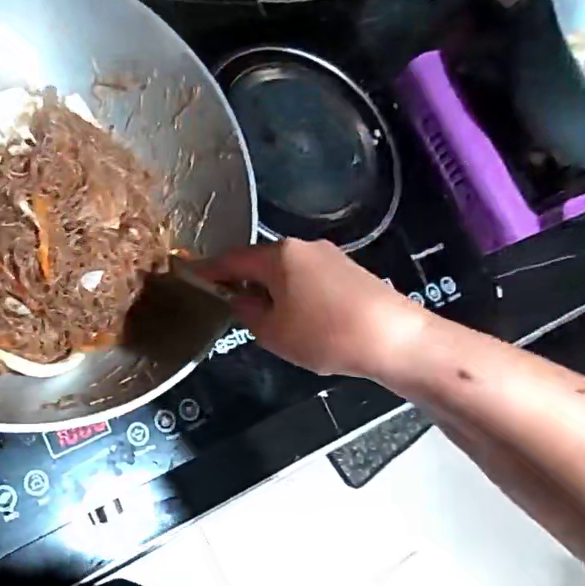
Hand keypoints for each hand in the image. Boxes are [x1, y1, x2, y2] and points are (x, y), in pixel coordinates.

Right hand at [194, 238, 428, 379]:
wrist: (395, 338)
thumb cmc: (324, 334)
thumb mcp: (272, 331)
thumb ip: (247, 312)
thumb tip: (239, 299)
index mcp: (277, 255)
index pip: (230, 260)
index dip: (208, 271)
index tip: (188, 277)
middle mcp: (301, 246)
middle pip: (259, 261)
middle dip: (240, 280)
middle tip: (224, 303)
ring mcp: (328, 255)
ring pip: (284, 269)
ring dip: (267, 288)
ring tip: (261, 316)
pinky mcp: (349, 270)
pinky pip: (306, 277)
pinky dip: (291, 292)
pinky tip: (295, 316)